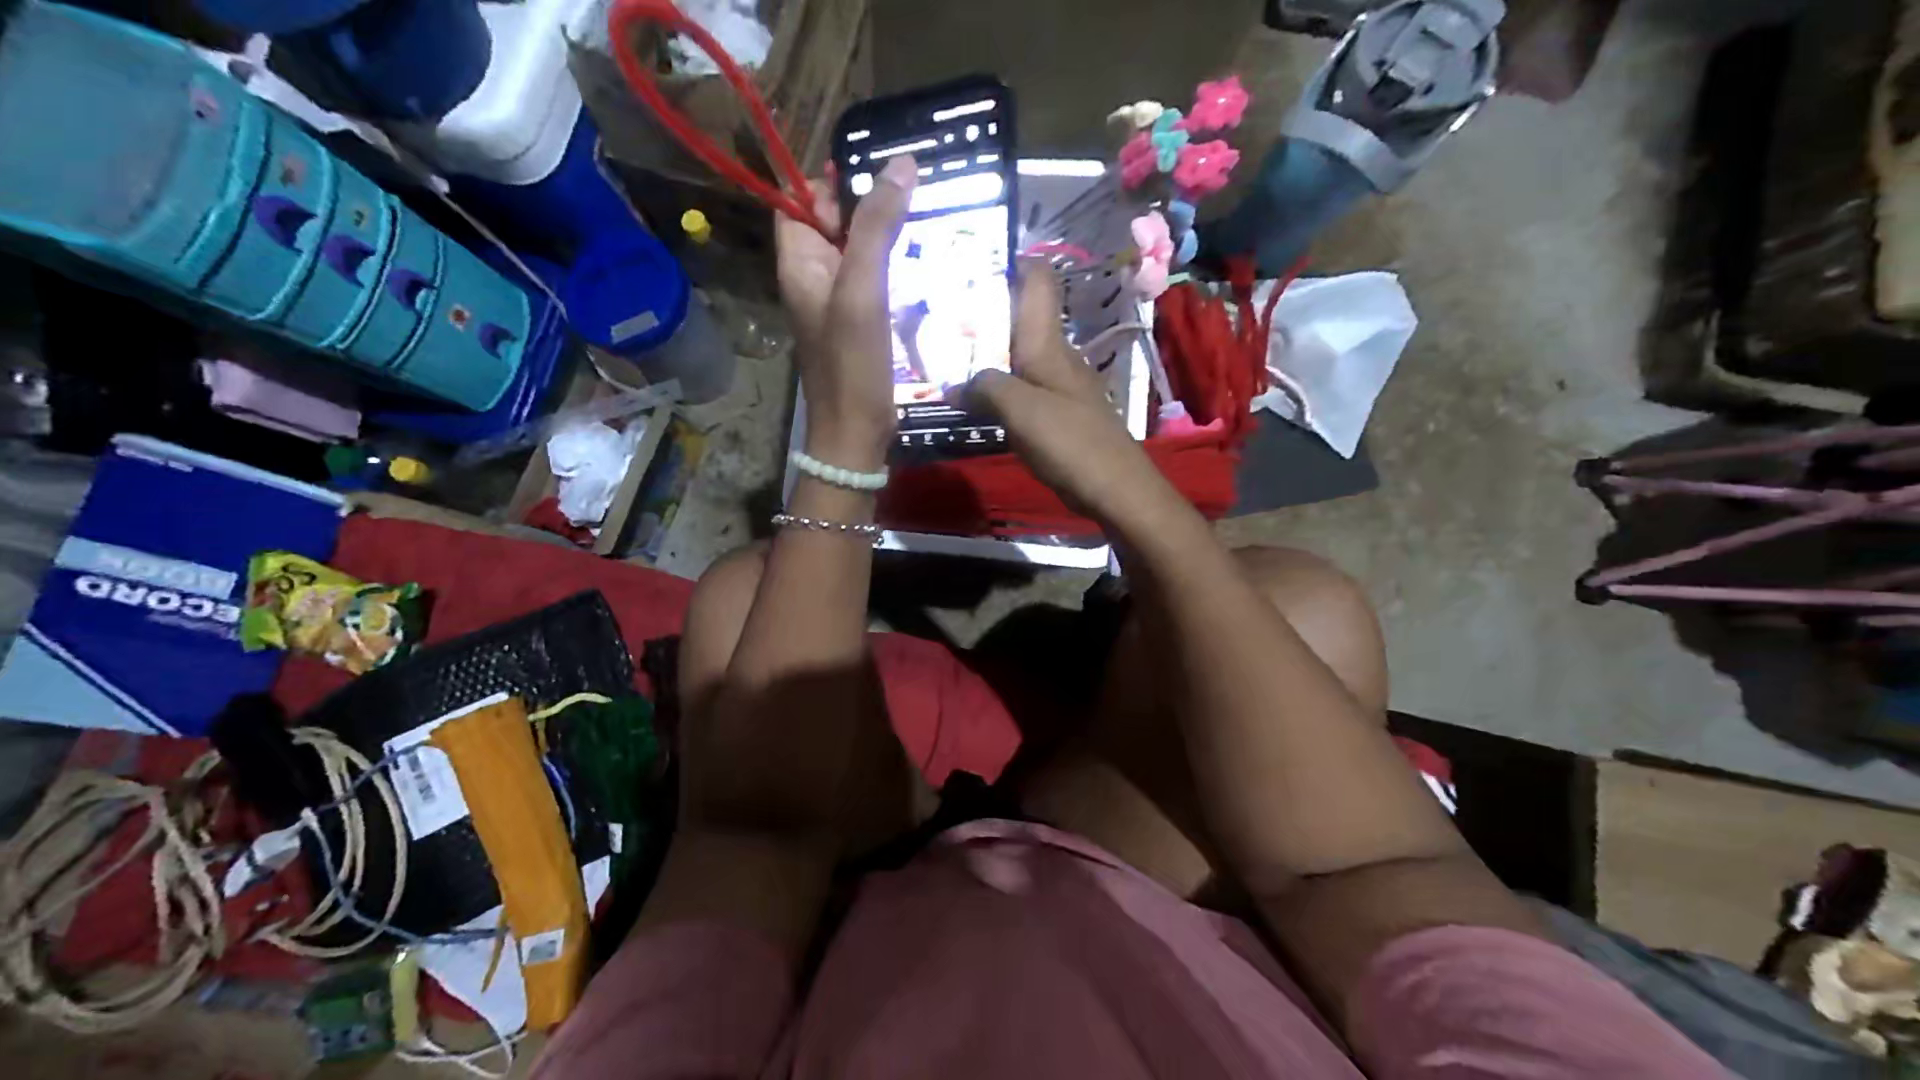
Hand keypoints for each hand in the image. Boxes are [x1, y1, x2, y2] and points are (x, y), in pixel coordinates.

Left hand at [775, 156, 917, 466]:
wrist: (857, 434)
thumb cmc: (852, 365)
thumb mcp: (861, 290)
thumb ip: (876, 227)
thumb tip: (901, 164)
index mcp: (799, 264)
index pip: (796, 202)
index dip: (826, 181)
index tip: (871, 168)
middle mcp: (815, 278)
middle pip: (833, 223)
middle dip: (868, 202)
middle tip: (915, 185)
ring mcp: (841, 303)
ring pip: (861, 251)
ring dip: (889, 233)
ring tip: (930, 213)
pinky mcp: (865, 324)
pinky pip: (878, 280)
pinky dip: (899, 265)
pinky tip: (929, 260)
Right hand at [967, 266, 1178, 528]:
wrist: (1116, 489)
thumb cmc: (1071, 442)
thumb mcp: (1020, 409)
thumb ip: (985, 387)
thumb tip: (953, 385)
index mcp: (1049, 344)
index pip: (1038, 281)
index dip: (1012, 261)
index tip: (973, 258)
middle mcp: (1056, 357)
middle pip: (1021, 319)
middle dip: (984, 312)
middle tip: (938, 314)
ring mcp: (1060, 387)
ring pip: (1019, 357)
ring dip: (987, 354)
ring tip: (945, 356)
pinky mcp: (1059, 416)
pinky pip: (1022, 390)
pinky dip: (997, 388)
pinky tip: (975, 401)